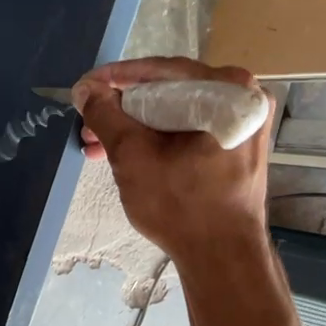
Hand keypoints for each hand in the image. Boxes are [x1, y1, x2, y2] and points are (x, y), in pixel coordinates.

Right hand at [74, 57, 275, 266]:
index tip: (82, 90)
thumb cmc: (180, 204)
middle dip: (121, 111)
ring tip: (98, 149)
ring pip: (176, 114)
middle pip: (168, 92)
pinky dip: (158, 139)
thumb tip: (84, 89)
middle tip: (86, 128)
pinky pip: (189, 130)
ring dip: (135, 129)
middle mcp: (243, 97)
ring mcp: (243, 123)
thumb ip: (105, 115)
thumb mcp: (132, 155)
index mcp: (228, 89)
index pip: (160, 70)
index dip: (114, 80)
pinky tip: (128, 156)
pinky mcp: (237, 147)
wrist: (223, 255)